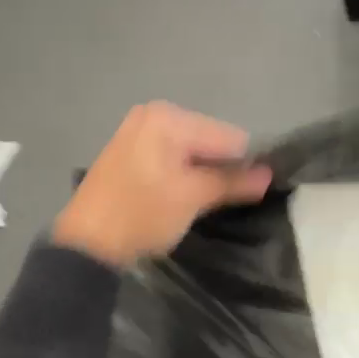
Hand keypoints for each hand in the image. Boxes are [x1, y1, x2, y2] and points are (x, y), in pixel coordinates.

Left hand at [51, 102, 272, 268]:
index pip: (230, 137)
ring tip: (206, 203)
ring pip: (194, 153)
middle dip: (224, 170)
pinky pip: (175, 159)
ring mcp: (141, 133)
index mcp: (169, 118)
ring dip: (206, 176)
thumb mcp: (193, 197)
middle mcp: (155, 115)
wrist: (89, 242)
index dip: (246, 166)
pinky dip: (186, 177)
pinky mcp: (134, 154)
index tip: (254, 195)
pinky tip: (186, 199)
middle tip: (227, 202)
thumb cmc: (143, 215)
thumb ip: (233, 183)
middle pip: (211, 142)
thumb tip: (269, 175)